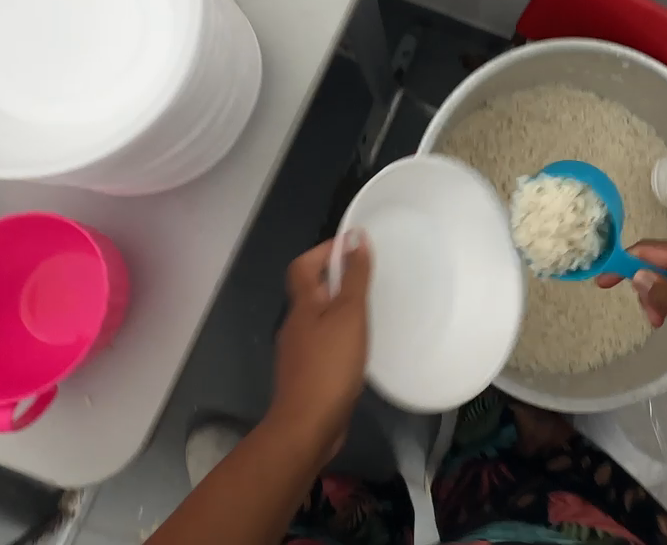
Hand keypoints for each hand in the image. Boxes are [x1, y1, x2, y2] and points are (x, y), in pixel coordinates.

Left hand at [268, 233, 370, 459]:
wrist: (307, 427)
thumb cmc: (330, 364)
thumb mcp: (349, 313)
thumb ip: (355, 276)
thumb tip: (355, 238)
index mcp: (302, 306)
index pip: (303, 266)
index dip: (323, 251)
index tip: (352, 246)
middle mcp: (296, 325)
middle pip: (312, 291)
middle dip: (337, 279)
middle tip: (369, 277)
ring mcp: (299, 353)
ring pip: (319, 319)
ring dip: (341, 309)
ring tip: (370, 310)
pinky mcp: (308, 376)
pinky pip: (324, 344)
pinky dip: (341, 337)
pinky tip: (360, 347)